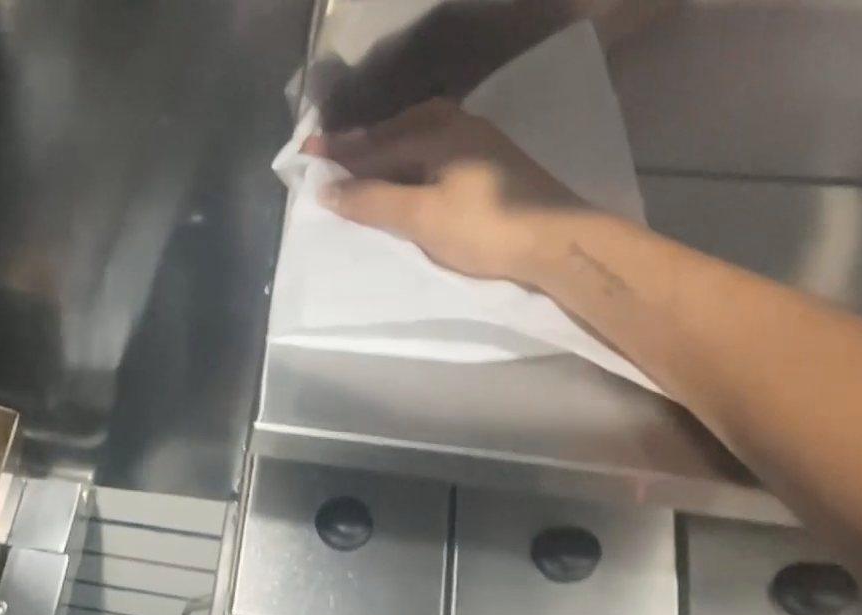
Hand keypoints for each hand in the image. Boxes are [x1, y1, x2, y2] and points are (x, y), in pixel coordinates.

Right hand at [304, 99, 591, 285]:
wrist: (556, 241)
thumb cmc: (483, 227)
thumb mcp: (419, 216)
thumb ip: (371, 200)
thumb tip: (327, 189)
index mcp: (436, 130)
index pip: (374, 140)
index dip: (338, 150)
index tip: (305, 153)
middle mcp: (456, 126)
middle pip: (395, 134)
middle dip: (360, 149)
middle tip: (328, 163)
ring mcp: (476, 145)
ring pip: (414, 146)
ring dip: (383, 159)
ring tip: (357, 175)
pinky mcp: (487, 167)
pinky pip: (431, 158)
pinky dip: (405, 168)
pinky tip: (399, 184)